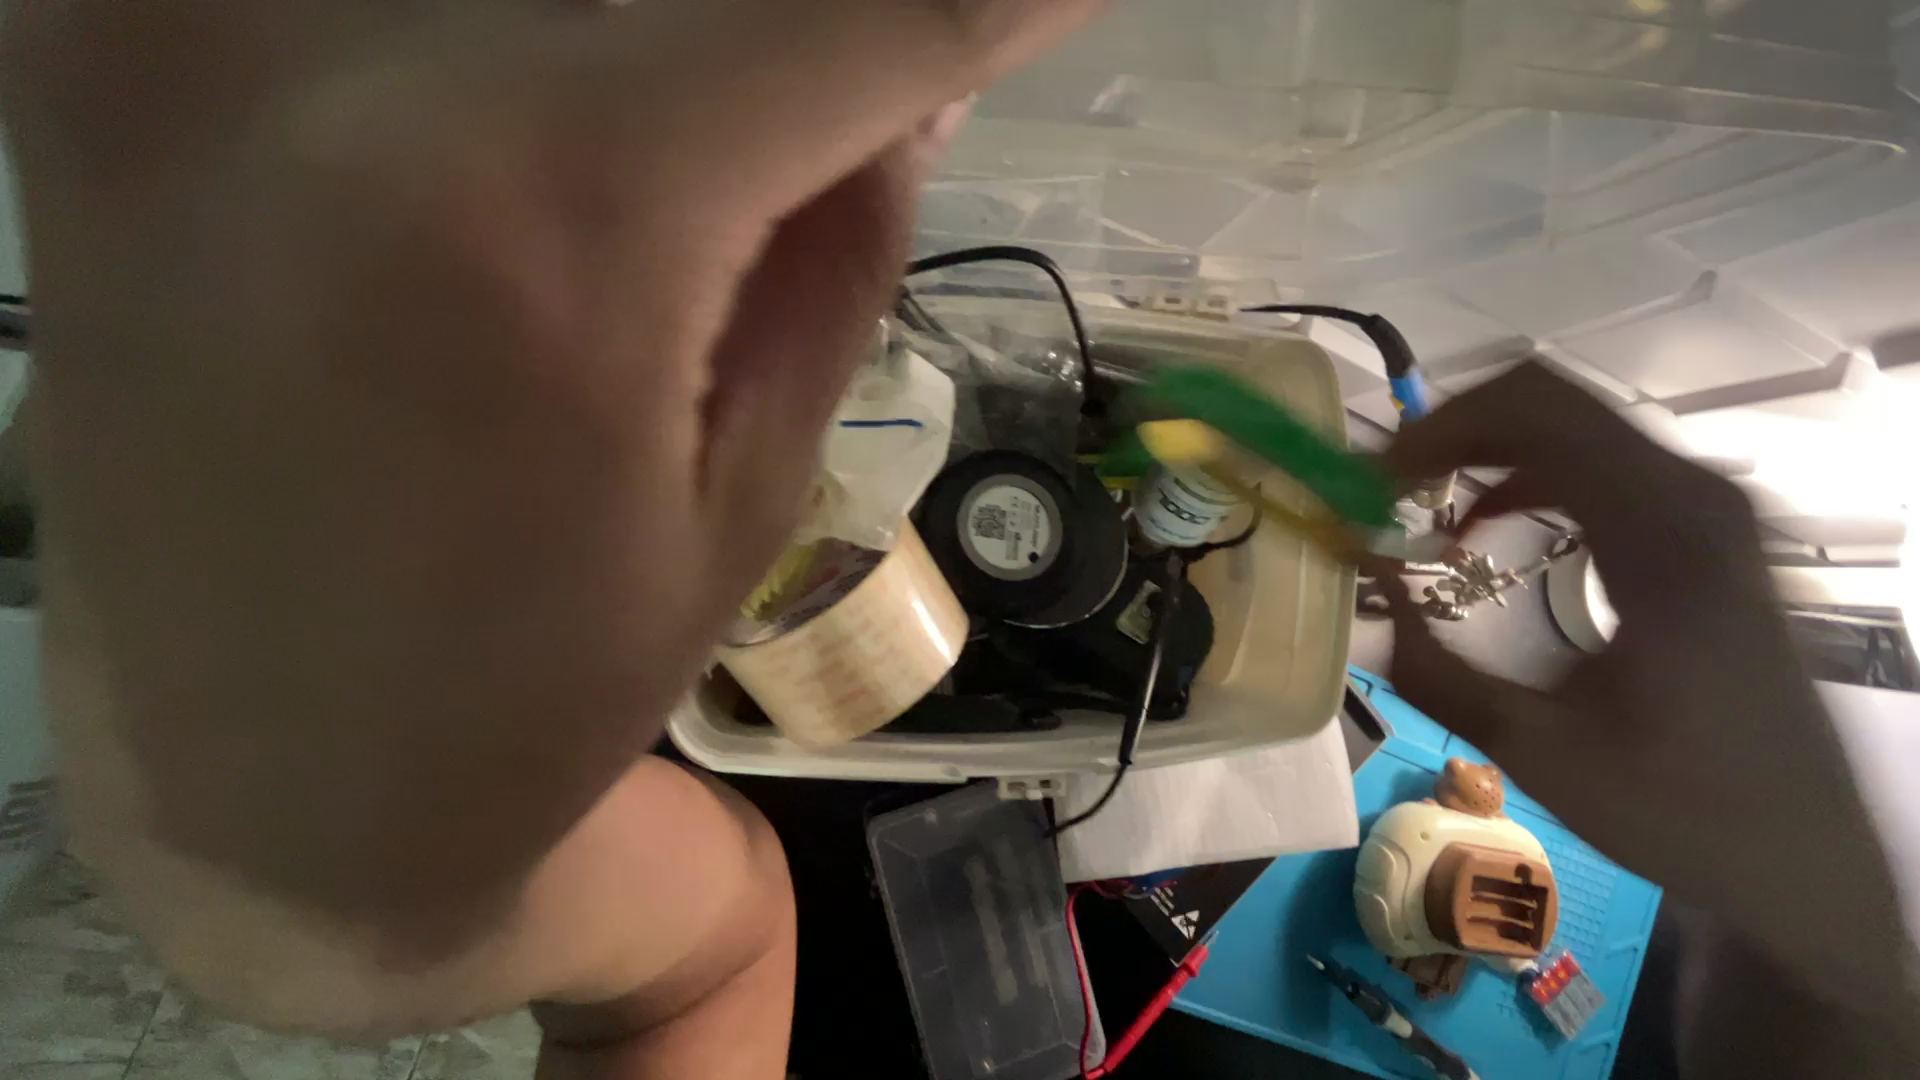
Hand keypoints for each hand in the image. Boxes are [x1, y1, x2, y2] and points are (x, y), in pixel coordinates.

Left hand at [2, 0, 1101, 931]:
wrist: (278, 782)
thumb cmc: (557, 677)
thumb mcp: (754, 483)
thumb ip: (841, 241)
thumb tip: (921, 77)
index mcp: (557, 215)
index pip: (845, 22)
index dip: (985, 0)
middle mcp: (342, 53)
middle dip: (827, 27)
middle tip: (894, 88)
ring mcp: (172, 13)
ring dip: (682, 40)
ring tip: (739, 162)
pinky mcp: (93, 38)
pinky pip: (413, 4)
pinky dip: (546, 43)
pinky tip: (594, 119)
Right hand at [1380, 363, 1909, 1017]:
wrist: (1802, 850)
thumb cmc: (1678, 807)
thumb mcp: (1533, 748)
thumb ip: (1430, 666)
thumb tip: (1360, 576)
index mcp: (1665, 542)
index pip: (1539, 416)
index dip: (1434, 434)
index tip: (1365, 486)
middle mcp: (1694, 499)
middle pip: (1547, 400)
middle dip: (1443, 433)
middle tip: (1374, 491)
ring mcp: (1701, 508)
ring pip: (1564, 422)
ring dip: (1472, 450)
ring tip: (1407, 503)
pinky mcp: (1693, 529)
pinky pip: (1586, 460)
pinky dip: (1510, 473)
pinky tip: (1473, 527)